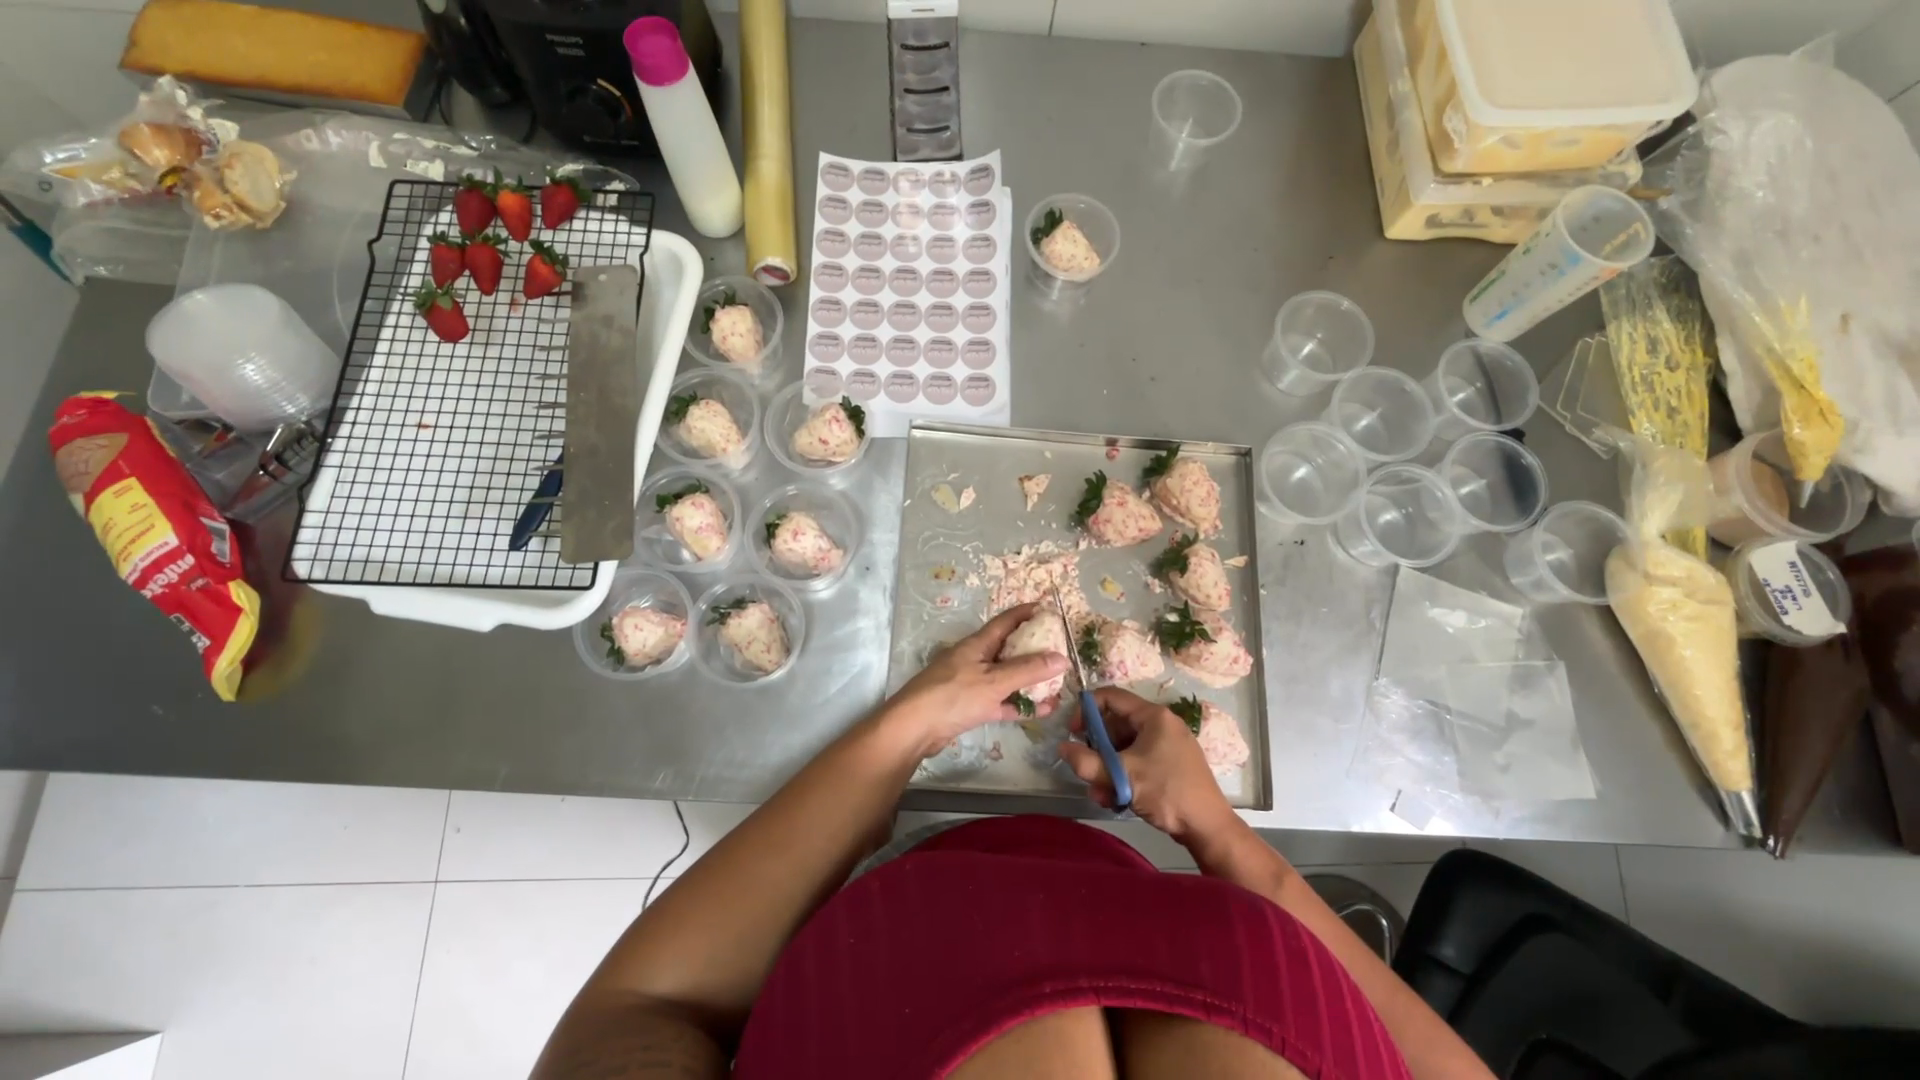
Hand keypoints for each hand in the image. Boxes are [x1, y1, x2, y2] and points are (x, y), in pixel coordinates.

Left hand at [883, 603, 1067, 755]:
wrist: (914, 728)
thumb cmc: (952, 696)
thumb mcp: (993, 681)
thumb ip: (1027, 670)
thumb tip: (1062, 658)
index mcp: (978, 644)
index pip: (1006, 621)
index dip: (1027, 613)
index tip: (1049, 610)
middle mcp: (976, 659)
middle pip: (1010, 650)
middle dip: (1035, 651)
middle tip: (1061, 653)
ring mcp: (973, 684)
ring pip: (1008, 678)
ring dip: (1030, 682)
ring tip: (1058, 686)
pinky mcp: (971, 707)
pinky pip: (1002, 702)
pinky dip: (1020, 704)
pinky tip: (1042, 710)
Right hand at [1058, 687, 1239, 846]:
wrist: (1207, 827)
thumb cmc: (1166, 792)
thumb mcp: (1121, 776)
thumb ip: (1087, 762)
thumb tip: (1062, 748)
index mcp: (1154, 717)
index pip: (1111, 697)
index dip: (1086, 710)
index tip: (1073, 734)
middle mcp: (1161, 725)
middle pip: (1115, 726)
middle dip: (1097, 751)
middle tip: (1087, 771)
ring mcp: (1166, 746)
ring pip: (1124, 749)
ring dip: (1107, 770)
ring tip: (1101, 794)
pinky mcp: (1169, 766)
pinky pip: (1137, 762)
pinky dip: (1122, 778)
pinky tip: (1116, 800)